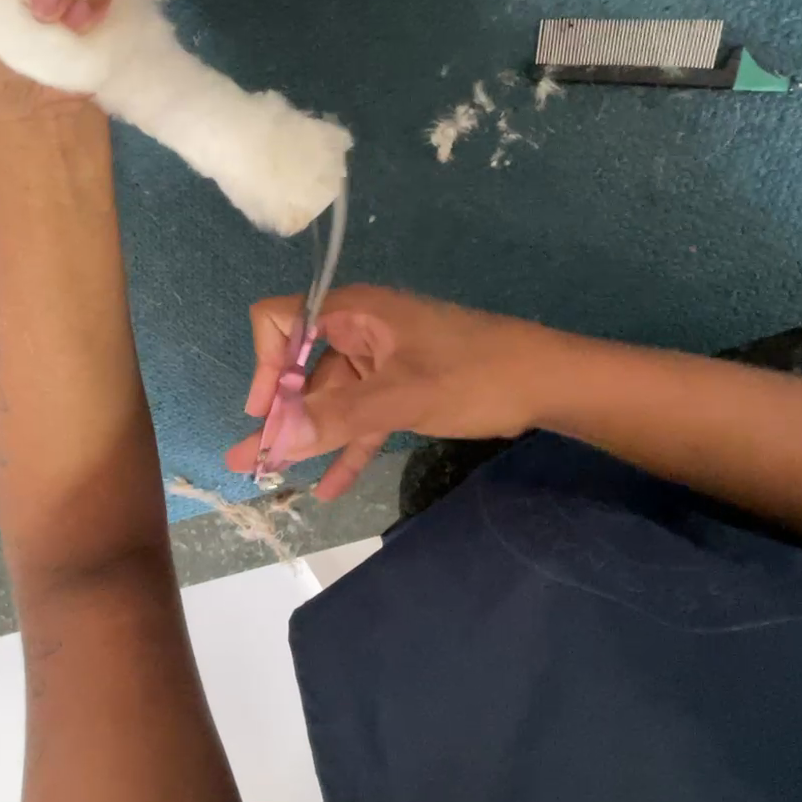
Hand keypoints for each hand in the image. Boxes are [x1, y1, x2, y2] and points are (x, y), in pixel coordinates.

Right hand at [224, 286, 557, 497]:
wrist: (548, 383)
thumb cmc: (474, 374)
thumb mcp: (401, 397)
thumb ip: (336, 418)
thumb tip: (274, 441)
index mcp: (354, 313)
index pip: (282, 321)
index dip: (265, 362)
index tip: (264, 410)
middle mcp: (359, 332)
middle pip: (302, 370)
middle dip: (279, 415)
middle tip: (253, 460)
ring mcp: (379, 362)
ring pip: (330, 400)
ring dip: (308, 437)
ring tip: (273, 478)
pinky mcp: (399, 389)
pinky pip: (360, 419)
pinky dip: (346, 448)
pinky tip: (328, 488)